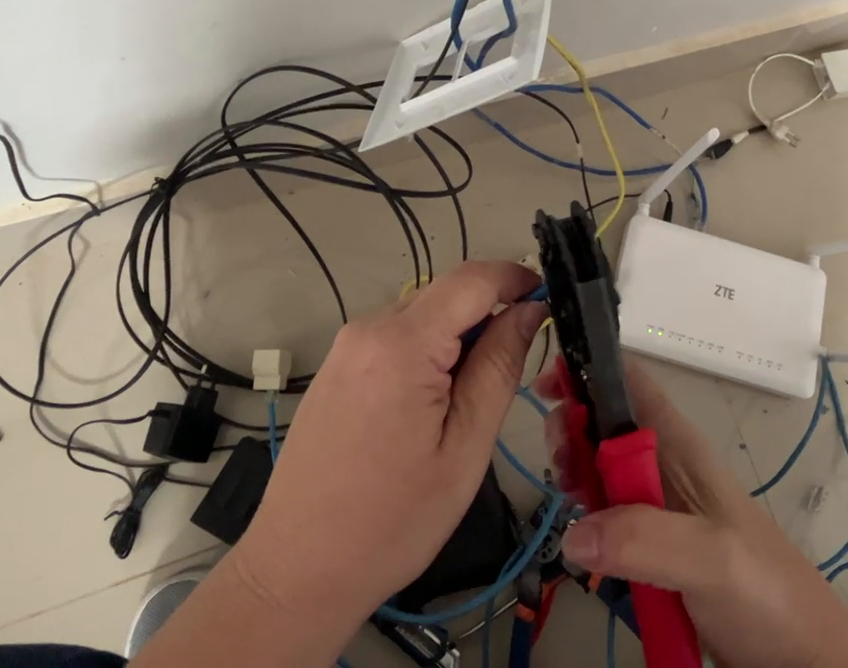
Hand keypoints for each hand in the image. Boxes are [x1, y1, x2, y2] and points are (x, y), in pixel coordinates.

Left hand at [158, 261, 542, 666]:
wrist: (298, 569)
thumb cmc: (393, 521)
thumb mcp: (465, 448)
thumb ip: (499, 367)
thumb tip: (530, 310)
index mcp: (402, 344)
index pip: (473, 279)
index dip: (516, 278)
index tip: (549, 302)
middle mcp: (367, 329)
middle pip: (446, 294)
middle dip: (489, 315)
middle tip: (515, 371)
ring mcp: (345, 347)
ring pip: (422, 316)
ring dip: (458, 339)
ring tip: (470, 403)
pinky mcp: (335, 368)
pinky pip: (395, 339)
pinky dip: (427, 354)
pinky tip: (430, 410)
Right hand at [541, 358, 847, 667]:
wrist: (802, 658)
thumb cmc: (766, 592)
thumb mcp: (710, 558)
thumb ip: (645, 539)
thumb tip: (572, 533)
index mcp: (681, 446)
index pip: (631, 383)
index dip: (588, 371)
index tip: (543, 387)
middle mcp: (665, 467)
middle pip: (604, 425)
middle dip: (572, 432)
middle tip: (560, 470)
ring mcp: (658, 509)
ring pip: (600, 471)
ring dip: (575, 478)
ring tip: (569, 505)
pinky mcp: (652, 548)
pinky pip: (606, 520)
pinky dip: (586, 523)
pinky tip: (582, 542)